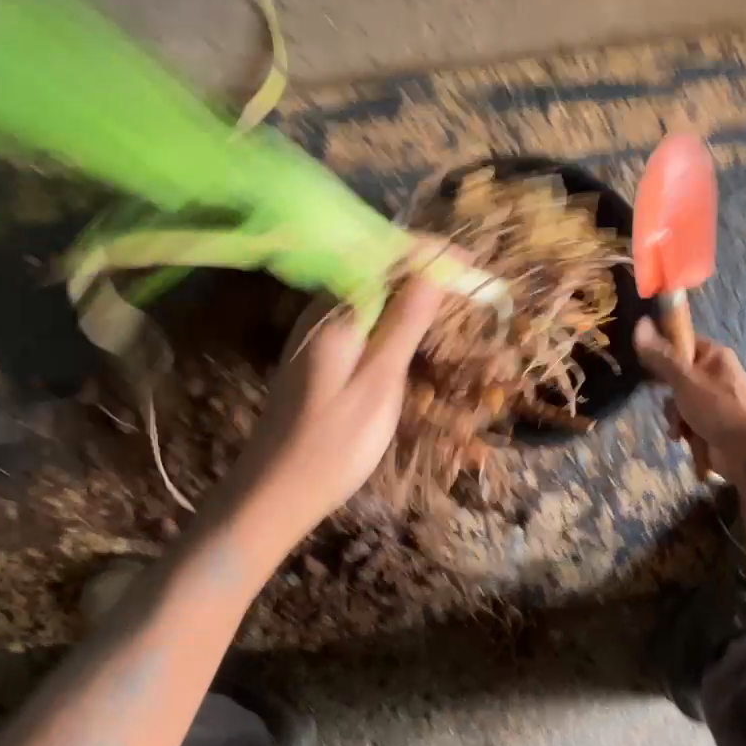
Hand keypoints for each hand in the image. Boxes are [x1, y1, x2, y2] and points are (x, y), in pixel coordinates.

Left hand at [223, 276, 442, 543]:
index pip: (385, 257)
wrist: (274, 492)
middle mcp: (320, 312)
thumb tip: (433, 267)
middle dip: (420, 263)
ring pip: (366, 288)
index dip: (430, 252)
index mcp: (336, 313)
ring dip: (406, 284)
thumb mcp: (378, 383)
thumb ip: (405, 323)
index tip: (471, 259)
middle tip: (467, 276)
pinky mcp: (315, 353)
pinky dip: (388, 309)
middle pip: (374, 266)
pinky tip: (407, 323)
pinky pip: (358, 312)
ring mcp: (314, 332)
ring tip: (447, 292)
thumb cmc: (333, 445)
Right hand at [634, 319, 745, 485]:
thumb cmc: (718, 408)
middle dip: (668, 392)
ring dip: (673, 413)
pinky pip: (685, 418)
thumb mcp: (685, 379)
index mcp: (713, 355)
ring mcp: (712, 400)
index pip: (681, 342)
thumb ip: (661, 356)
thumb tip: (640, 323)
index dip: (663, 351)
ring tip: (679, 425)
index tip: (648, 365)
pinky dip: (681, 427)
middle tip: (668, 398)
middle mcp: (713, 374)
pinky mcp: (710, 422)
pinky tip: (681, 436)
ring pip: (677, 399)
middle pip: (675, 374)